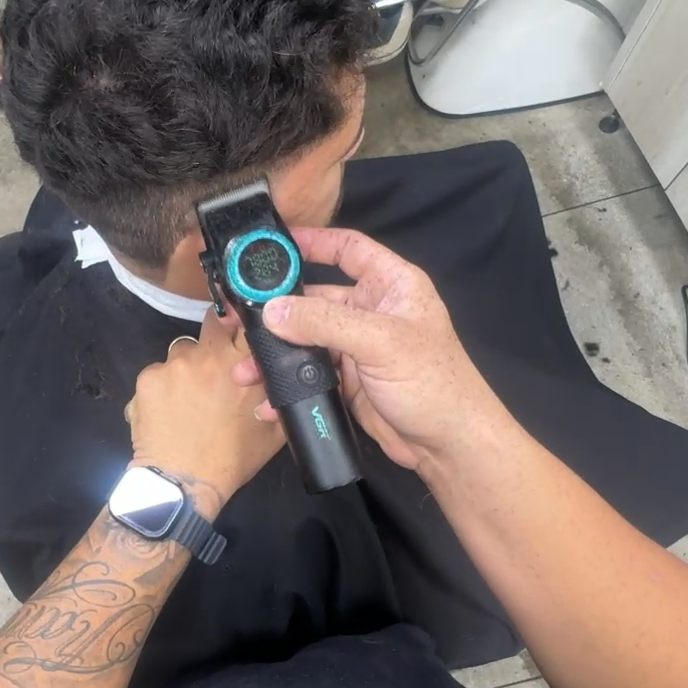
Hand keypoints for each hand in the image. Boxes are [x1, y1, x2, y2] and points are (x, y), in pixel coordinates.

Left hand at [126, 309, 285, 519]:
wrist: (184, 483)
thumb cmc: (233, 459)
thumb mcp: (274, 429)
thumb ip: (279, 394)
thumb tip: (281, 372)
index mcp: (242, 363)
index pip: (245, 323)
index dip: (243, 326)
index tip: (239, 337)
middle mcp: (208, 354)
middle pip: (213, 322)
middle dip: (216, 334)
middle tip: (215, 364)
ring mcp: (174, 364)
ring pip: (182, 350)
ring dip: (187, 366)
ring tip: (188, 397)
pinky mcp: (148, 378)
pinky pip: (157, 372)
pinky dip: (162, 387)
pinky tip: (167, 410)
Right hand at [233, 227, 499, 473]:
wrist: (447, 447)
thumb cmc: (433, 384)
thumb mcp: (380, 342)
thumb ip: (325, 322)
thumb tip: (274, 311)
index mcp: (391, 286)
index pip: (348, 249)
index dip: (313, 241)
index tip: (274, 245)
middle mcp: (371, 312)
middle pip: (314, 298)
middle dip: (277, 311)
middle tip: (240, 319)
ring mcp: (357, 348)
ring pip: (305, 341)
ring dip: (274, 355)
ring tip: (246, 370)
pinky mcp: (347, 381)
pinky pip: (307, 375)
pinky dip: (286, 387)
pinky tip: (268, 401)